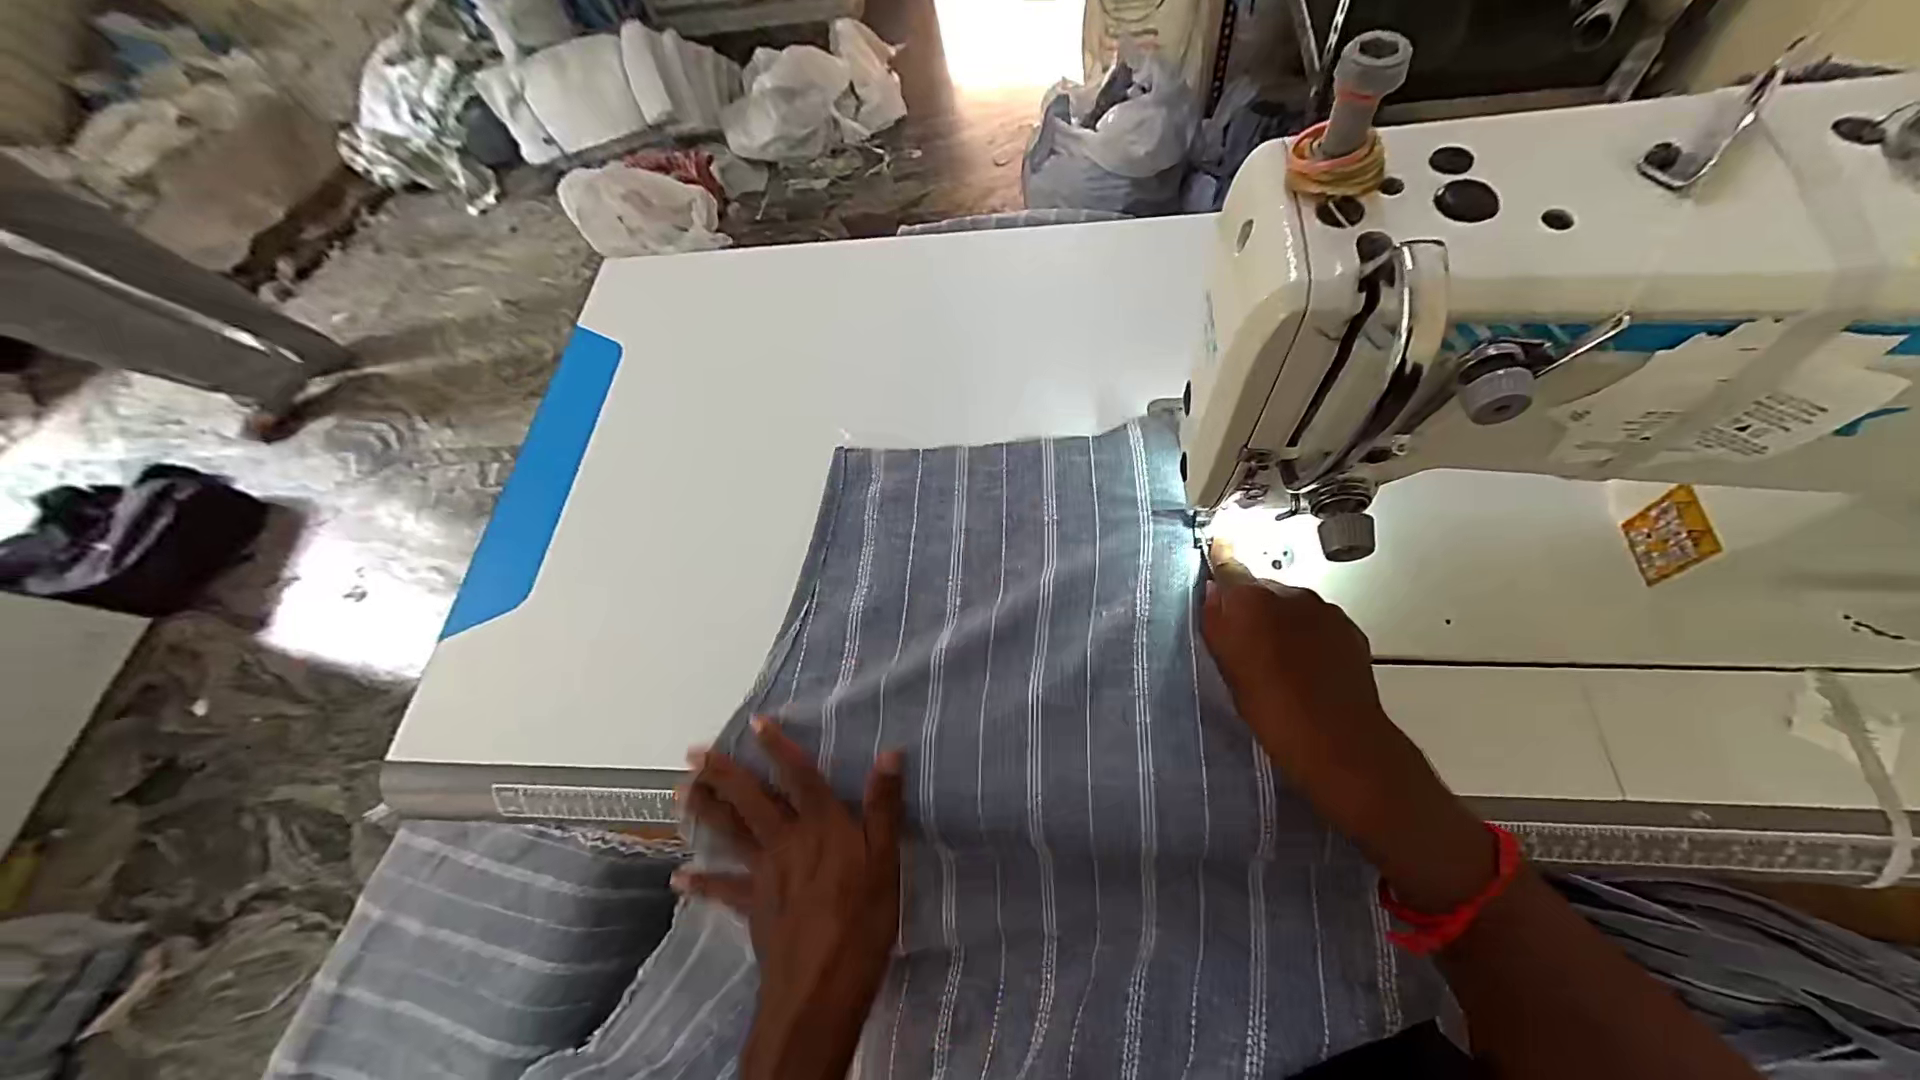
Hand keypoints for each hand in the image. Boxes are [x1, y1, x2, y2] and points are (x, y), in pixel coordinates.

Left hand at [676, 717, 904, 1079]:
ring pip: (730, 834)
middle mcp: (788, 840)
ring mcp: (765, 873)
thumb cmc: (863, 918)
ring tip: (680, 792)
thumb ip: (884, 806)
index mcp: (822, 825)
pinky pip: (722, 889)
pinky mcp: (753, 905)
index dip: (779, 747)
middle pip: (751, 800)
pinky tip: (678, 876)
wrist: (822, 986)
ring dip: (705, 811)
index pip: (799, 776)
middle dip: (723, 774)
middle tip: (694, 754)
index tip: (756, 722)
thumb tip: (889, 754)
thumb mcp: (887, 859)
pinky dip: (700, 881)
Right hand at [1202, 539, 1492, 910]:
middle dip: (1248, 607)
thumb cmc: (1274, 712)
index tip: (1211, 585)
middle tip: (1238, 642)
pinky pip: (1315, 622)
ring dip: (1277, 621)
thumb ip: (1216, 625)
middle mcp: (1293, 594)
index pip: (1228, 569)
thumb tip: (1213, 593)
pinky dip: (1304, 634)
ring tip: (1271, 660)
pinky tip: (1301, 667)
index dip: (1218, 576)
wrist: (1342, 746)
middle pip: (1260, 587)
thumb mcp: (1229, 672)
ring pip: (1289, 605)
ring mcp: (1325, 611)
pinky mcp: (1349, 630)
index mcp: (1254, 600)